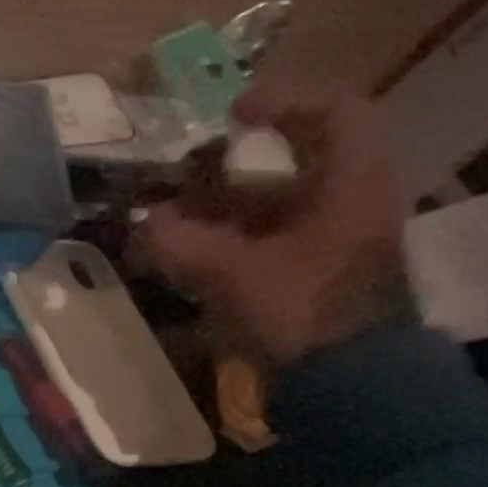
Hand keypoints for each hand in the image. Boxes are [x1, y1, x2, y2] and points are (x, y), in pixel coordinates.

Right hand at [143, 84, 411, 361]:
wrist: (346, 379)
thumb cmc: (299, 310)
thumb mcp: (232, 272)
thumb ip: (180, 243)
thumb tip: (141, 225)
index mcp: (344, 182)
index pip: (324, 115)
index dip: (276, 107)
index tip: (224, 119)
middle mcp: (339, 204)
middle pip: (275, 173)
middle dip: (213, 180)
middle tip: (163, 188)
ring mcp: (323, 246)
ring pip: (257, 217)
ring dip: (203, 222)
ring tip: (152, 233)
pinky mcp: (302, 282)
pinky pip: (252, 252)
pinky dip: (212, 253)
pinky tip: (173, 265)